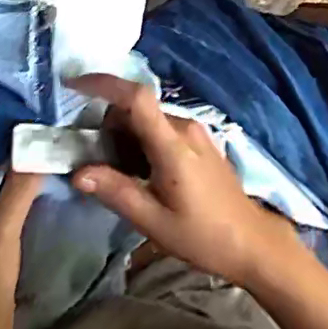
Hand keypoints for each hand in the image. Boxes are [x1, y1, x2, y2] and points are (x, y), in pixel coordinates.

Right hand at [67, 74, 305, 291]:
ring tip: (119, 174)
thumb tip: (78, 172)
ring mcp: (195, 132)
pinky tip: (141, 174)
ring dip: (125, 136)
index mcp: (173, 144)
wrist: (254, 244)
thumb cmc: (205, 236)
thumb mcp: (154, 221)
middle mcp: (185, 127)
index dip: (103, 84)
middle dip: (108, 126)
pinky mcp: (199, 141)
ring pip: (147, 119)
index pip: (136, 97)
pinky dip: (141, 142)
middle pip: (136, 109)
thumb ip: (116, 192)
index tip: (73, 84)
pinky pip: (161, 128)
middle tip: (96, 161)